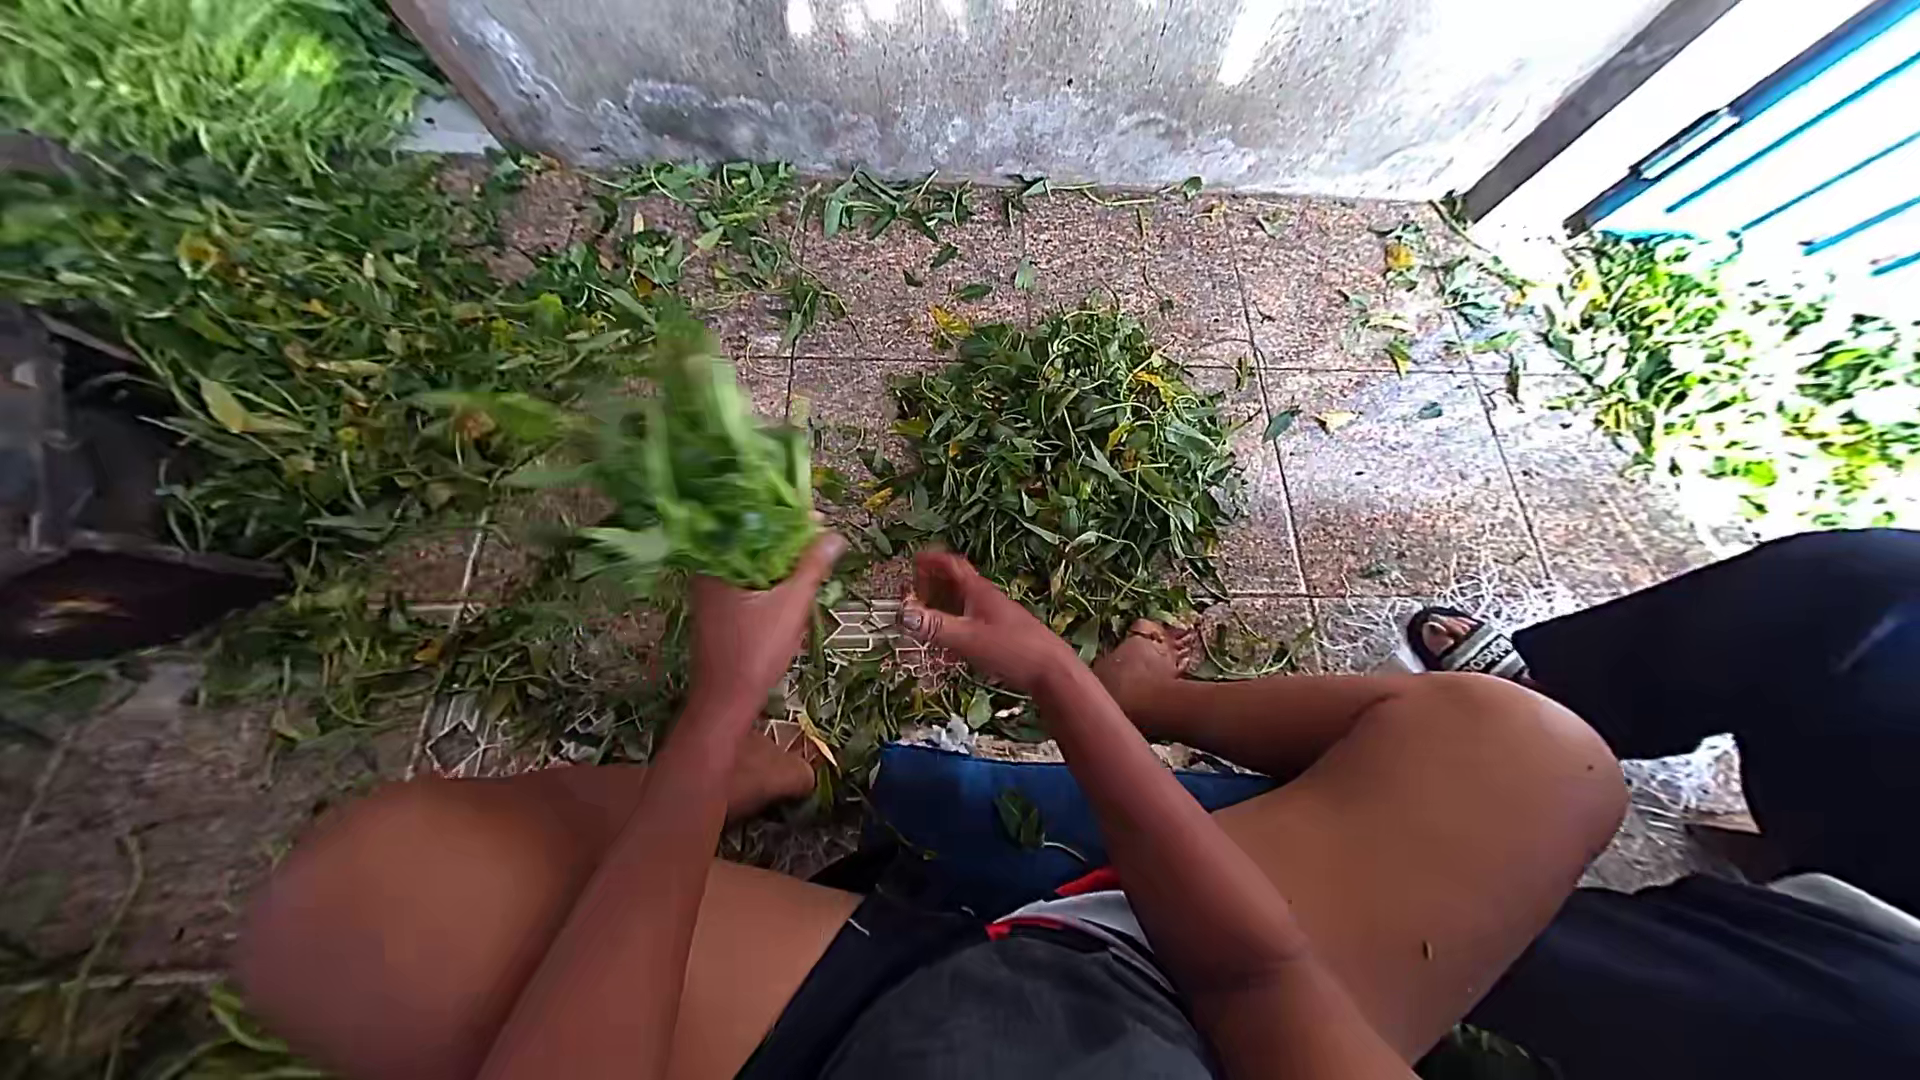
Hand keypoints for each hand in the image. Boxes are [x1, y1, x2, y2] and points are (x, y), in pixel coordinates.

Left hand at [687, 533, 846, 719]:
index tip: (817, 520)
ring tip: (813, 560)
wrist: (727, 701)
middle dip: (788, 541)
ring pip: (753, 564)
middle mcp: (708, 572)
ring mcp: (711, 592)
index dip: (787, 519)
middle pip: (753, 543)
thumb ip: (813, 566)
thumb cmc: (756, 651)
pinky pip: (748, 582)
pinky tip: (794, 585)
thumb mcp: (791, 604)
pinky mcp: (719, 609)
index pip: (753, 524)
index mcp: (717, 563)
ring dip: (782, 562)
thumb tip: (835, 535)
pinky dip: (771, 580)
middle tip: (820, 543)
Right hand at [900, 551, 1080, 694]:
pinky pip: (971, 621)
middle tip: (913, 595)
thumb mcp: (967, 638)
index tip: (914, 561)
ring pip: (963, 603)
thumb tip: (903, 614)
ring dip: (943, 607)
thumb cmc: (1011, 648)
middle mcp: (987, 598)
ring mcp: (996, 615)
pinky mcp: (1002, 633)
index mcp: (978, 591)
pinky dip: (955, 626)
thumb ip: (935, 627)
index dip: (932, 560)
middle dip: (932, 585)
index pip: (952, 565)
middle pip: (956, 583)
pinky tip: (949, 648)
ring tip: (925, 621)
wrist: (1052, 670)